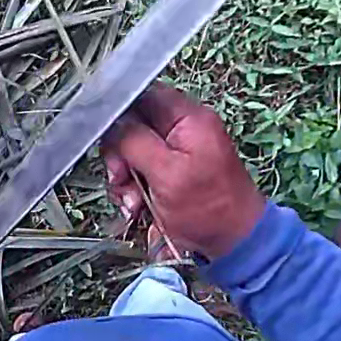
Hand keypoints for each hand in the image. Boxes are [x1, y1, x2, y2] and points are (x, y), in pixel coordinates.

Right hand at [101, 84, 265, 258]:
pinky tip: (136, 207)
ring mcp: (175, 152)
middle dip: (120, 154)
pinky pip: (140, 171)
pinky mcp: (170, 174)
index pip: (144, 96)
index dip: (119, 114)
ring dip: (124, 177)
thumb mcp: (167, 172)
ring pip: (132, 152)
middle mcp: (181, 129)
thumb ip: (135, 142)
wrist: (233, 244)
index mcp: (188, 118)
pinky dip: (132, 189)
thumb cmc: (206, 208)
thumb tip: (111, 124)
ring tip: (131, 202)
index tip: (106, 139)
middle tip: (120, 178)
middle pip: (133, 126)